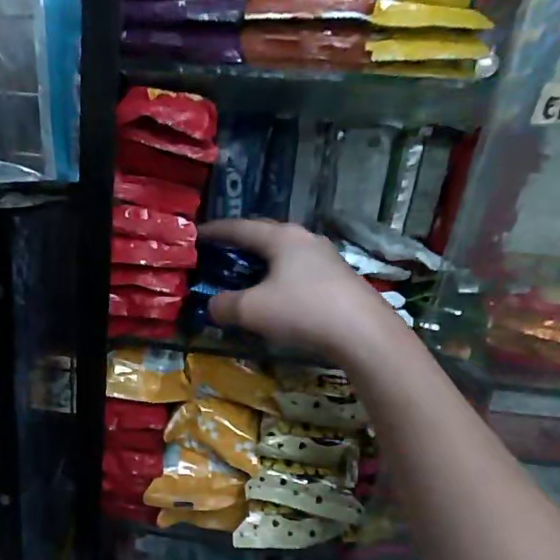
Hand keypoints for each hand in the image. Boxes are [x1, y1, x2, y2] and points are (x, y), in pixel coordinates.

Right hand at [199, 219, 407, 359]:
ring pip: (286, 254)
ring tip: (248, 274)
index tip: (197, 234)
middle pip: (265, 235)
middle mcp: (305, 239)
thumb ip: (224, 305)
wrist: (363, 332)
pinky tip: (279, 295)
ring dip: (264, 262)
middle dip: (241, 243)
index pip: (240, 228)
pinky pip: (300, 271)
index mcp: (281, 238)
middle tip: (221, 252)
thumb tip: (213, 305)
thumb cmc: (302, 311)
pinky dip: (281, 278)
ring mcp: (326, 258)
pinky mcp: (339, 279)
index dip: (215, 231)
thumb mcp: (252, 311)